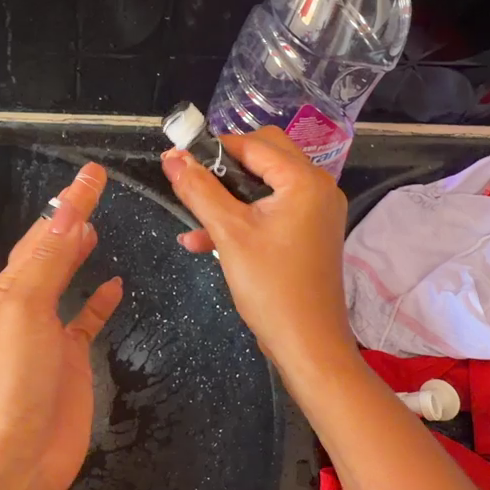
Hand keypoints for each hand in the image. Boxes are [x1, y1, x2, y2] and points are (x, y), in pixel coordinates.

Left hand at [0, 162, 123, 489]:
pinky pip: (85, 319)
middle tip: (94, 190)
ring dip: (78, 254)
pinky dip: (98, 300)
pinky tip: (113, 286)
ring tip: (96, 228)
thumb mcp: (27, 311)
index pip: (42, 233)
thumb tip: (69, 211)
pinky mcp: (70, 360)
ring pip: (65, 280)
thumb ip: (49, 261)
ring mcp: (48, 334)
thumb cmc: (15, 381)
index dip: (68, 202)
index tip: (93, 173)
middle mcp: (26, 305)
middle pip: (51, 250)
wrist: (15, 460)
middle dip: (70, 220)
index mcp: (9, 289)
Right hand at [162, 128, 353, 380]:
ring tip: (192, 220)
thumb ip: (199, 189)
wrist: (309, 345)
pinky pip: (273, 209)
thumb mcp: (228, 233)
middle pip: (264, 155)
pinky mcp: (311, 231)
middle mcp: (317, 187)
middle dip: (224, 169)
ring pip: (265, 184)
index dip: (214, 149)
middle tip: (192, 183)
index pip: (253, 144)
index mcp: (303, 180)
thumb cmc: (270, 286)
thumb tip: (171, 157)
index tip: (179, 162)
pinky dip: (244, 217)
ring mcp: (317, 210)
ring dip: (229, 196)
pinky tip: (204, 241)